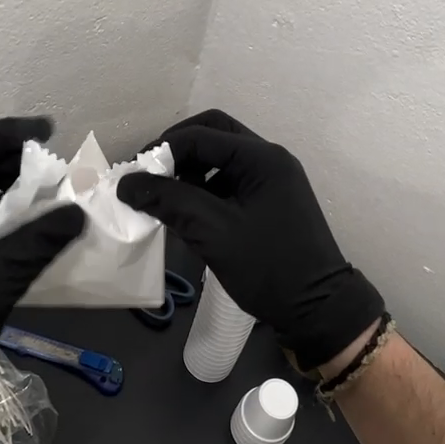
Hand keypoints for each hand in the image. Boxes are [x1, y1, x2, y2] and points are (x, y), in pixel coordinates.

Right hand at [117, 110, 383, 367]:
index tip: (133, 175)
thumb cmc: (268, 267)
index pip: (200, 135)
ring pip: (221, 157)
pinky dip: (204, 187)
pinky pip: (230, 179)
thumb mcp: (212, 232)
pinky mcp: (270, 199)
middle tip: (149, 174)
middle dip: (177, 149)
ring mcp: (272, 179)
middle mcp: (269, 159)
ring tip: (164, 195)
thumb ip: (168, 201)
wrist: (318, 310)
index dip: (162, 149)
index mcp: (261, 158)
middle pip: (213, 133)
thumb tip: (126, 183)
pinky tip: (187, 211)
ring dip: (190, 168)